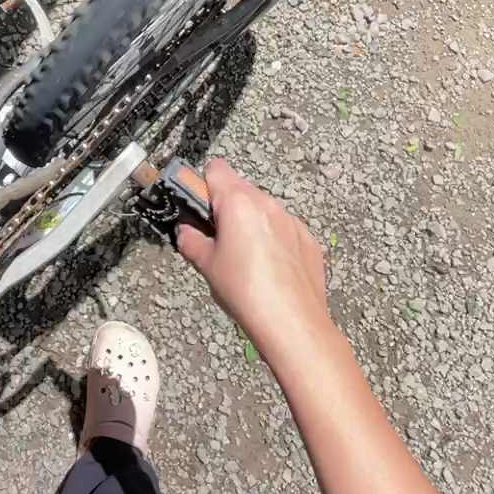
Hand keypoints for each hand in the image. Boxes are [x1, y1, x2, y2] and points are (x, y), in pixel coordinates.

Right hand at [175, 159, 332, 354]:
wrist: (292, 324)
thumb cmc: (247, 293)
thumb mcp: (206, 265)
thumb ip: (191, 240)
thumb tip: (186, 232)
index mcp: (238, 203)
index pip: (215, 169)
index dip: (202, 185)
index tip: (197, 207)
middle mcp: (267, 204)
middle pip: (239, 188)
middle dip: (224, 206)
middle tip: (216, 237)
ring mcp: (291, 220)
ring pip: (262, 207)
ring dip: (249, 221)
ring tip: (242, 256)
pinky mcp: (307, 238)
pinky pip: (283, 227)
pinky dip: (272, 237)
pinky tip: (267, 267)